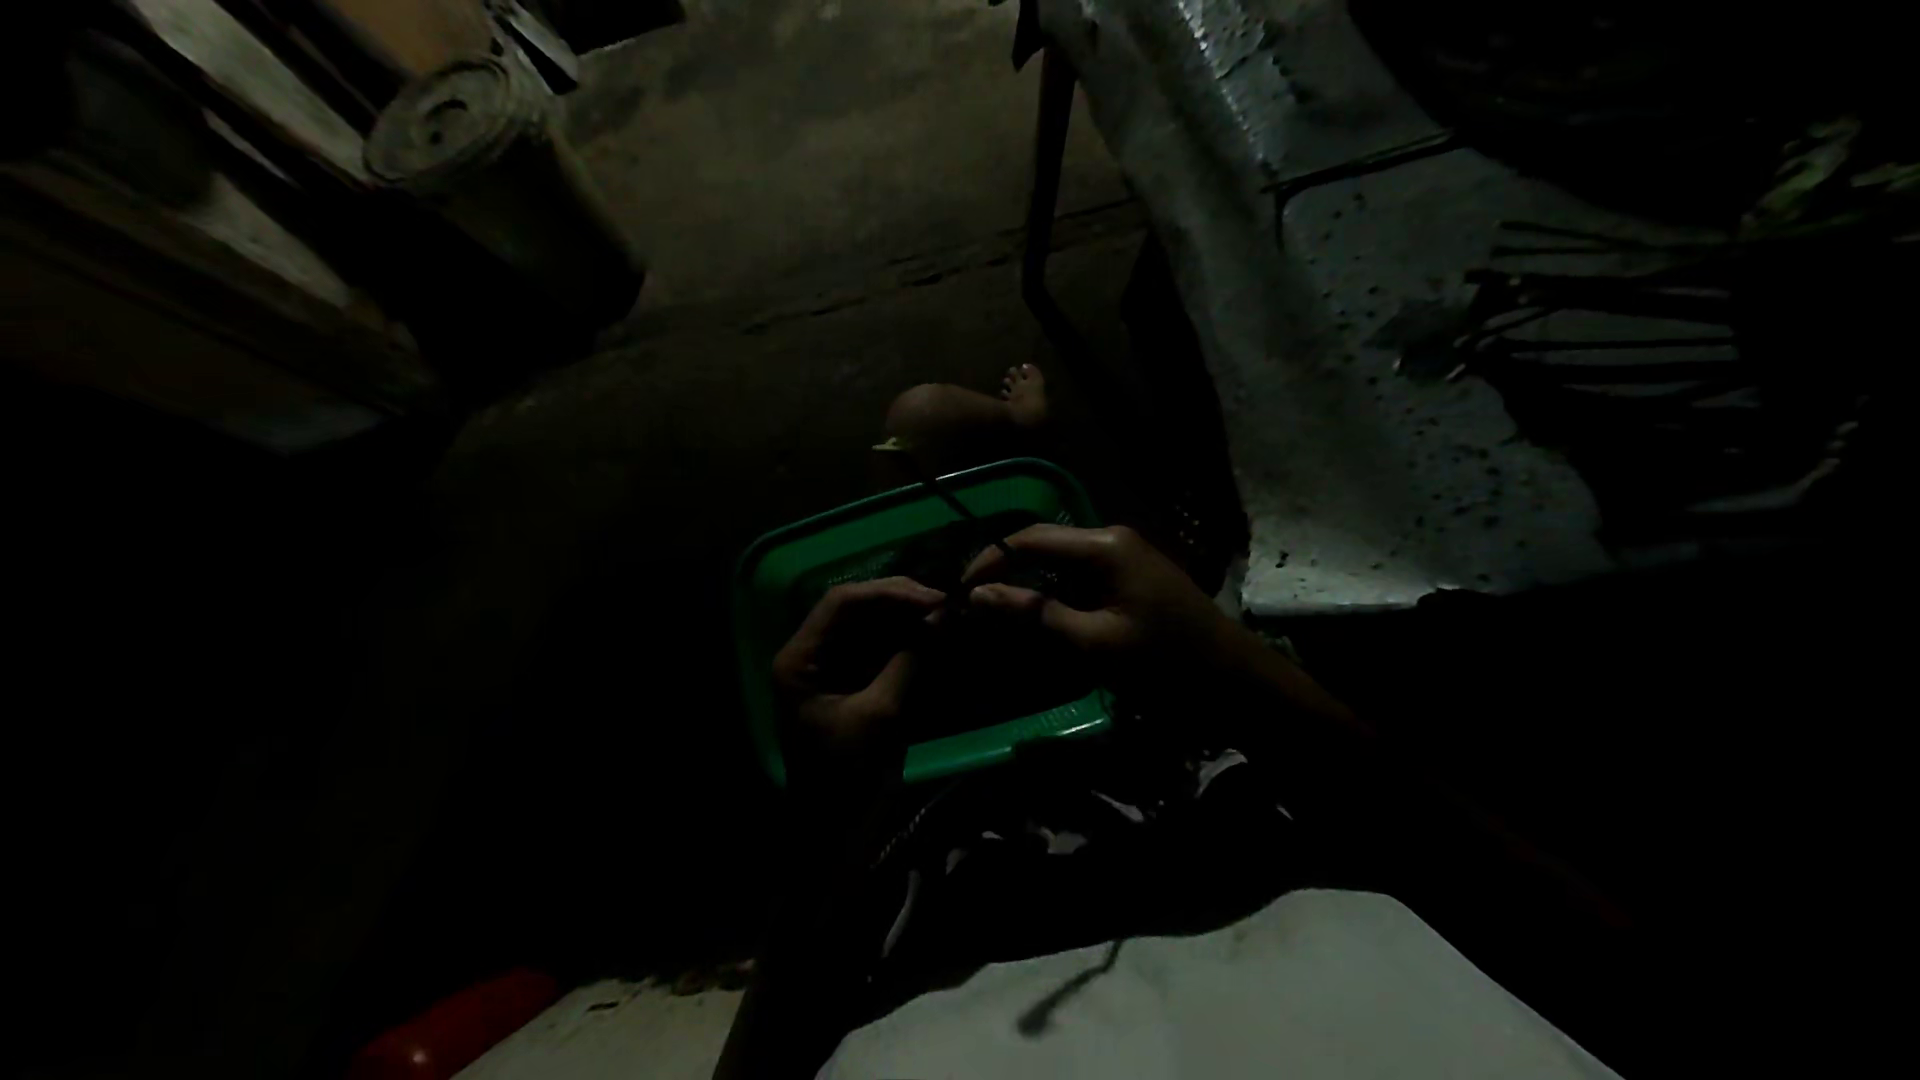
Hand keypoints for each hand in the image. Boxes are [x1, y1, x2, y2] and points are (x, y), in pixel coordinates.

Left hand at [773, 577, 945, 777]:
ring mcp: (830, 664)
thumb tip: (945, 617)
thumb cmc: (845, 775)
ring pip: (870, 622)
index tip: (934, 600)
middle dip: (902, 601)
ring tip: (946, 614)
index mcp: (800, 658)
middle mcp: (810, 651)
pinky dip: (906, 637)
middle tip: (946, 604)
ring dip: (907, 615)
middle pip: (856, 606)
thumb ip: (911, 661)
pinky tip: (933, 634)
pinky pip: (878, 644)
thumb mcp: (880, 716)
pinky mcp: (850, 677)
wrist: (832, 829)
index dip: (890, 593)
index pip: (842, 602)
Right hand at [963, 524, 1254, 694]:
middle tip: (973, 605)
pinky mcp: (1130, 577)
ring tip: (998, 615)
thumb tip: (977, 595)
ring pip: (1059, 563)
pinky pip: (1079, 578)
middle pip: (1043, 545)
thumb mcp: (1093, 642)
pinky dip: (1054, 596)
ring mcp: (1124, 556)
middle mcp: (1112, 539)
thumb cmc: (1166, 662)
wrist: (1236, 682)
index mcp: (1104, 545)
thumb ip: (1034, 614)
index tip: (959, 591)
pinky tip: (1040, 620)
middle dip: (1006, 572)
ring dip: (1029, 586)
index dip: (988, 561)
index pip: (1029, 538)